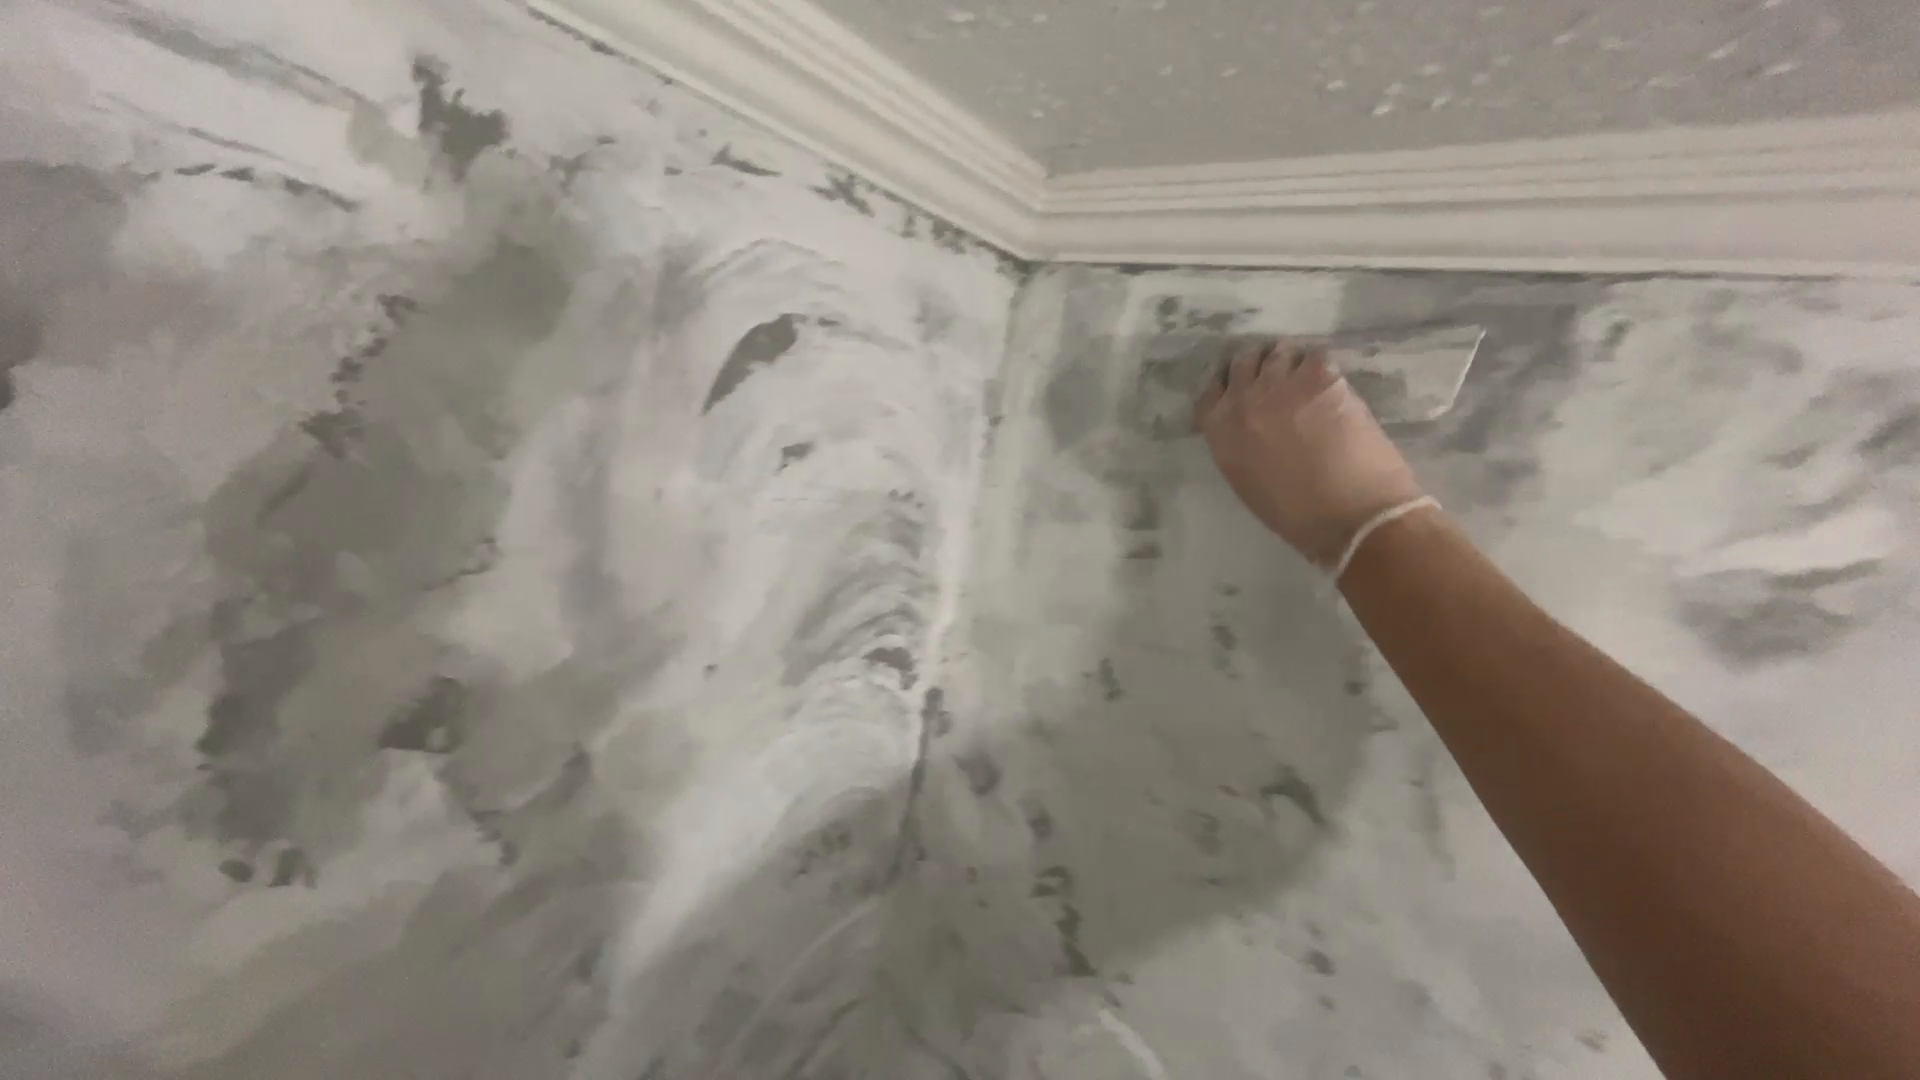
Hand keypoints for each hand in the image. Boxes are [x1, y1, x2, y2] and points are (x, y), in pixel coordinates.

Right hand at [1193, 340, 1426, 567]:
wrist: (1350, 516)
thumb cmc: (1296, 513)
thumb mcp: (1246, 480)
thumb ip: (1238, 445)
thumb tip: (1251, 425)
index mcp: (1220, 432)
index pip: (1210, 391)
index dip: (1226, 383)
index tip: (1240, 385)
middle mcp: (1242, 401)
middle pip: (1242, 361)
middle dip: (1258, 364)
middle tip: (1277, 376)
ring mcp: (1280, 385)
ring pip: (1279, 351)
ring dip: (1291, 361)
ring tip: (1307, 377)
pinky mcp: (1320, 378)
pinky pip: (1316, 354)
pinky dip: (1322, 365)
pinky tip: (1332, 384)